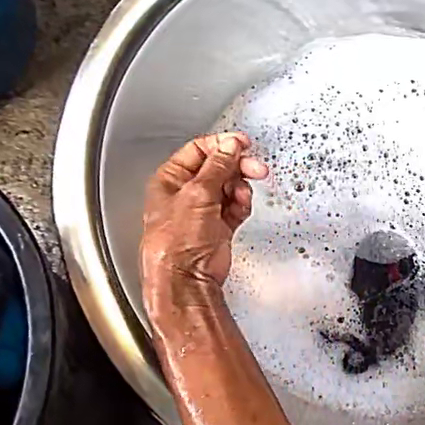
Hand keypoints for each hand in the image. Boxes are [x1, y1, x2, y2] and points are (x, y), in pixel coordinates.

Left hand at [141, 132, 269, 310]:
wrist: (186, 280)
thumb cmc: (175, 244)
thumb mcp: (197, 194)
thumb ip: (217, 166)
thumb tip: (229, 147)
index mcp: (169, 180)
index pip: (198, 151)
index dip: (221, 144)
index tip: (241, 144)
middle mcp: (184, 194)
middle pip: (217, 168)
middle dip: (237, 166)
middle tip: (254, 167)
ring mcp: (201, 211)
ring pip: (229, 187)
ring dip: (241, 187)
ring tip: (243, 195)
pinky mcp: (217, 227)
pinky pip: (235, 207)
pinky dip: (242, 205)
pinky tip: (242, 207)